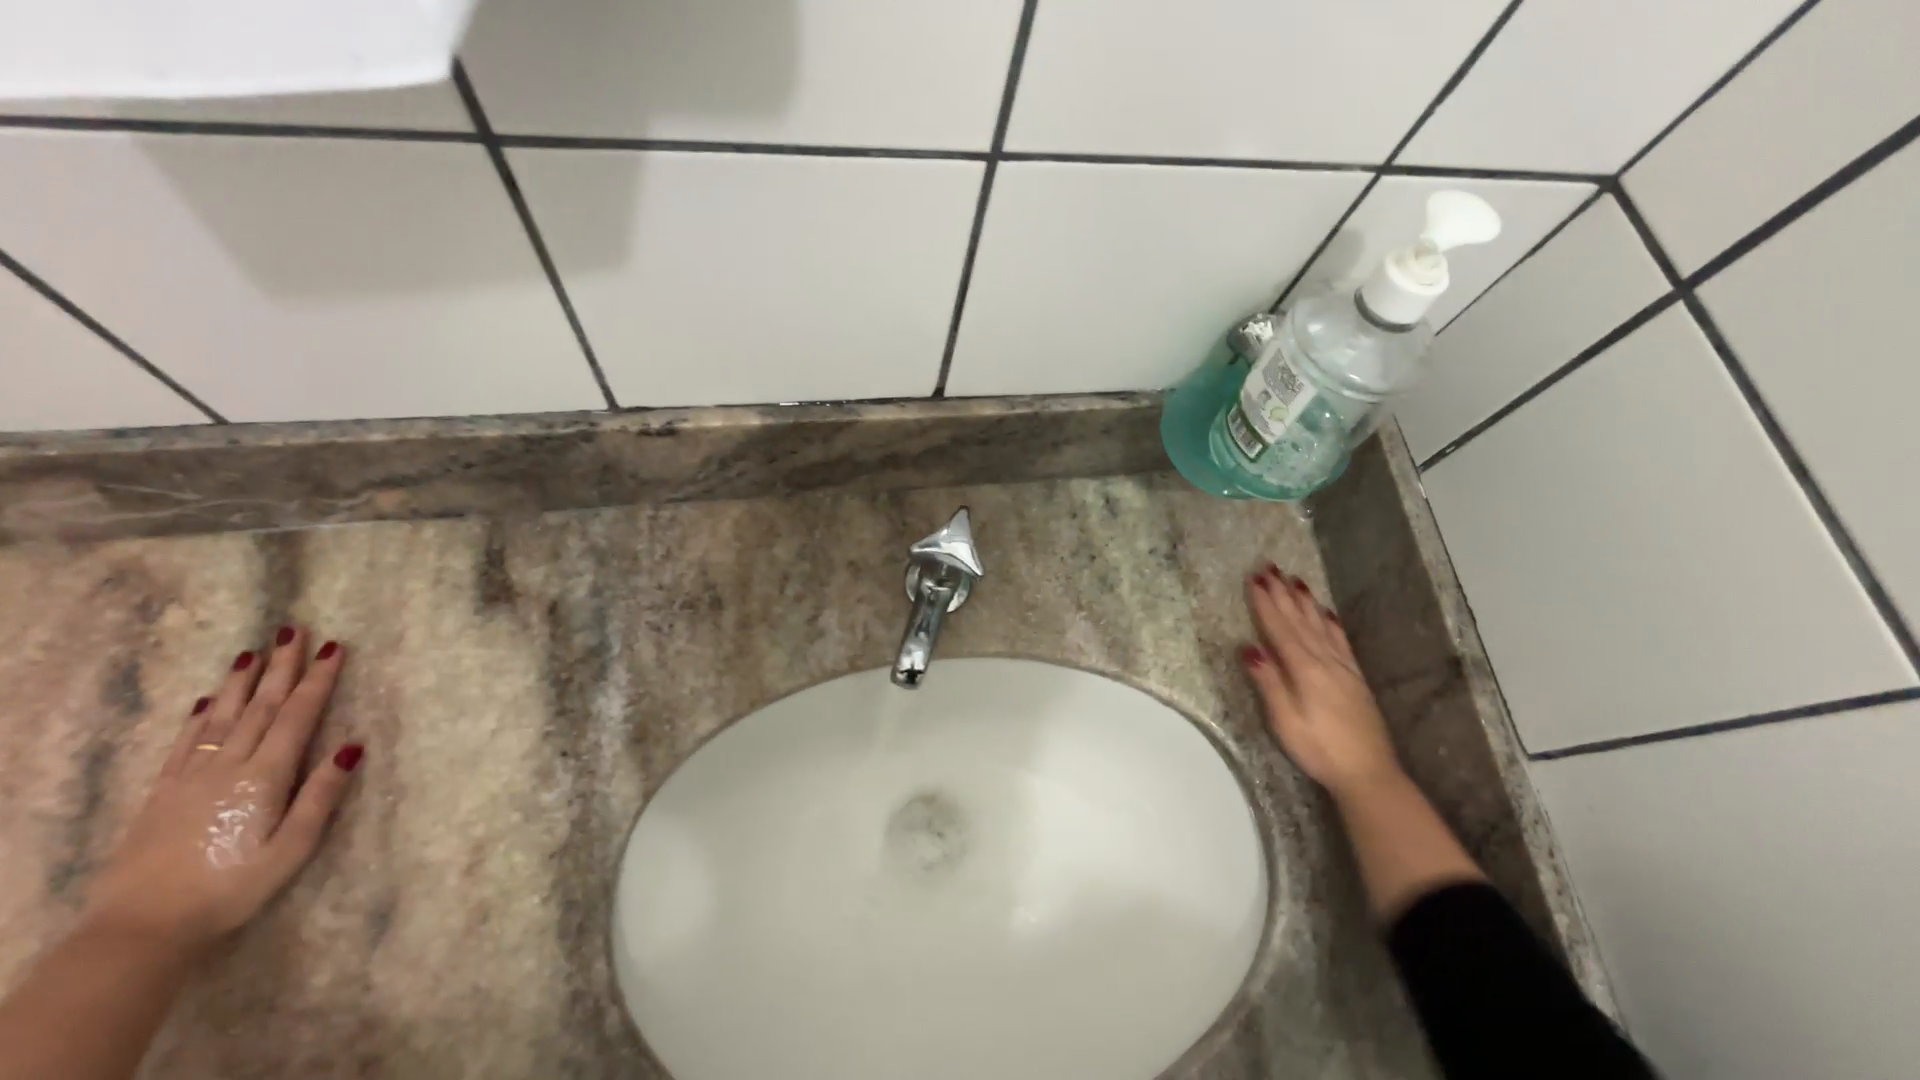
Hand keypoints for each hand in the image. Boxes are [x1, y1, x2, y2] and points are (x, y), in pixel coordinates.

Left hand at [82, 628, 362, 958]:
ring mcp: (191, 776)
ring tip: (253, 651)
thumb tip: (352, 746)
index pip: (298, 716)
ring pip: (223, 716)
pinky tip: (209, 701)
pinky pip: (187, 742)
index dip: (317, 680)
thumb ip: (321, 796)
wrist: (144, 925)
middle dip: (281, 667)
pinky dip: (202, 715)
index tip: (332, 647)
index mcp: (265, 777)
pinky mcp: (163, 791)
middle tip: (293, 630)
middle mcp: (229, 766)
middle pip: (261, 706)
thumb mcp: (292, 849)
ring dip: (241, 681)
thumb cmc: (232, 889)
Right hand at [1239, 564, 1401, 800]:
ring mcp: (1344, 668)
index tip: (1254, 579)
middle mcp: (1325, 661)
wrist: (1368, 772)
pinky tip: (1327, 613)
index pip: (1280, 629)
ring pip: (1321, 626)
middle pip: (1300, 621)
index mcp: (1305, 670)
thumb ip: (1269, 682)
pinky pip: (1341, 641)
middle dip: (1283, 594)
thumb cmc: (1319, 749)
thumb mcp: (1284, 721)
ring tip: (1295, 580)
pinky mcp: (1355, 678)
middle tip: (1270, 568)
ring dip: (1306, 602)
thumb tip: (1249, 648)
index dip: (1266, 604)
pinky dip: (1331, 623)